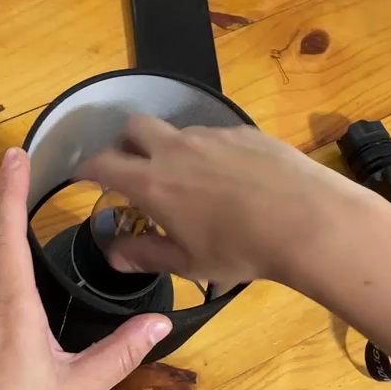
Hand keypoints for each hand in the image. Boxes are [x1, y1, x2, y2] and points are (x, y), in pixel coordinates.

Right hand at [77, 115, 377, 288]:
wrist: (308, 220)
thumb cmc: (241, 250)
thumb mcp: (188, 263)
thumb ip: (145, 255)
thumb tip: (114, 254)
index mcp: (152, 182)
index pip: (102, 163)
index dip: (86, 168)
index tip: (82, 175)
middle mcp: (175, 149)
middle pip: (133, 126)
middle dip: (124, 142)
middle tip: (132, 167)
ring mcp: (211, 135)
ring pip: (176, 129)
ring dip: (168, 147)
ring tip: (188, 179)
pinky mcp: (244, 132)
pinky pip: (213, 135)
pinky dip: (207, 151)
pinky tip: (231, 177)